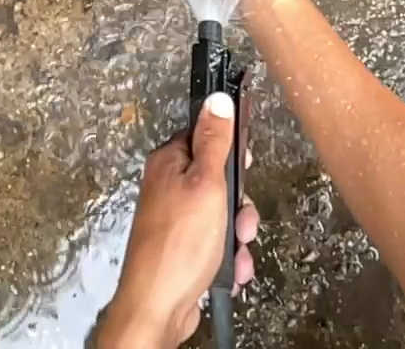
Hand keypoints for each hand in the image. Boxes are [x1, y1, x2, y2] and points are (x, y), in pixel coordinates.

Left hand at [100, 93, 259, 346]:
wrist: (159, 306)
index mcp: (169, 162)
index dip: (229, 151)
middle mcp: (168, 186)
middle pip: (217, 179)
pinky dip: (227, 256)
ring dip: (236, 233)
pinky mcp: (182, 247)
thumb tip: (217, 99)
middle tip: (241, 217)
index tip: (245, 163)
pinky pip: (215, 242)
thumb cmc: (179, 243)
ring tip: (236, 248)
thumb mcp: (207, 183)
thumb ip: (215, 141)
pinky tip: (230, 268)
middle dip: (238, 202)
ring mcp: (174, 218)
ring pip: (220, 214)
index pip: (204, 137)